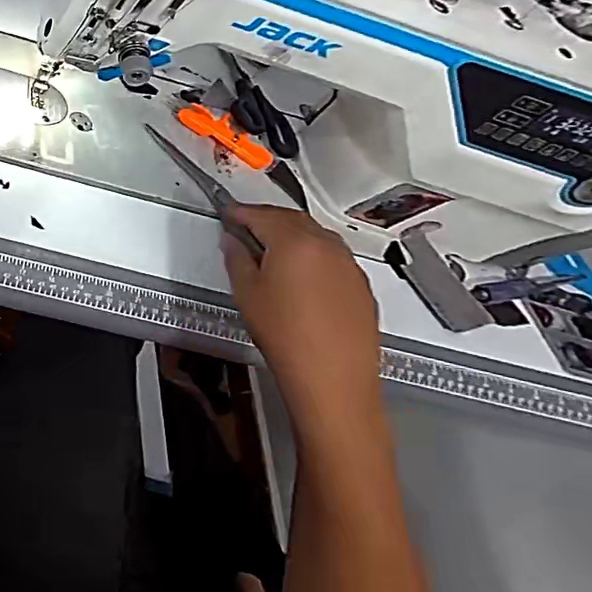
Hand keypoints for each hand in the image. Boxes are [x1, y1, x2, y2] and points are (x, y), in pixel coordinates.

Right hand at [221, 206, 383, 437]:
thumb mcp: (246, 293)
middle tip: (247, 226)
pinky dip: (313, 256)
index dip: (241, 212)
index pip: (262, 214)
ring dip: (292, 235)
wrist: (333, 379)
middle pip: (292, 219)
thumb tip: (234, 242)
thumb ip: (237, 258)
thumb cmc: (288, 338)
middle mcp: (327, 246)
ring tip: (272, 251)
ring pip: (316, 236)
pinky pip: (333, 258)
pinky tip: (300, 276)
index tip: (229, 213)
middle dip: (268, 219)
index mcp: (294, 241)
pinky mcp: (361, 285)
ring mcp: (348, 265)